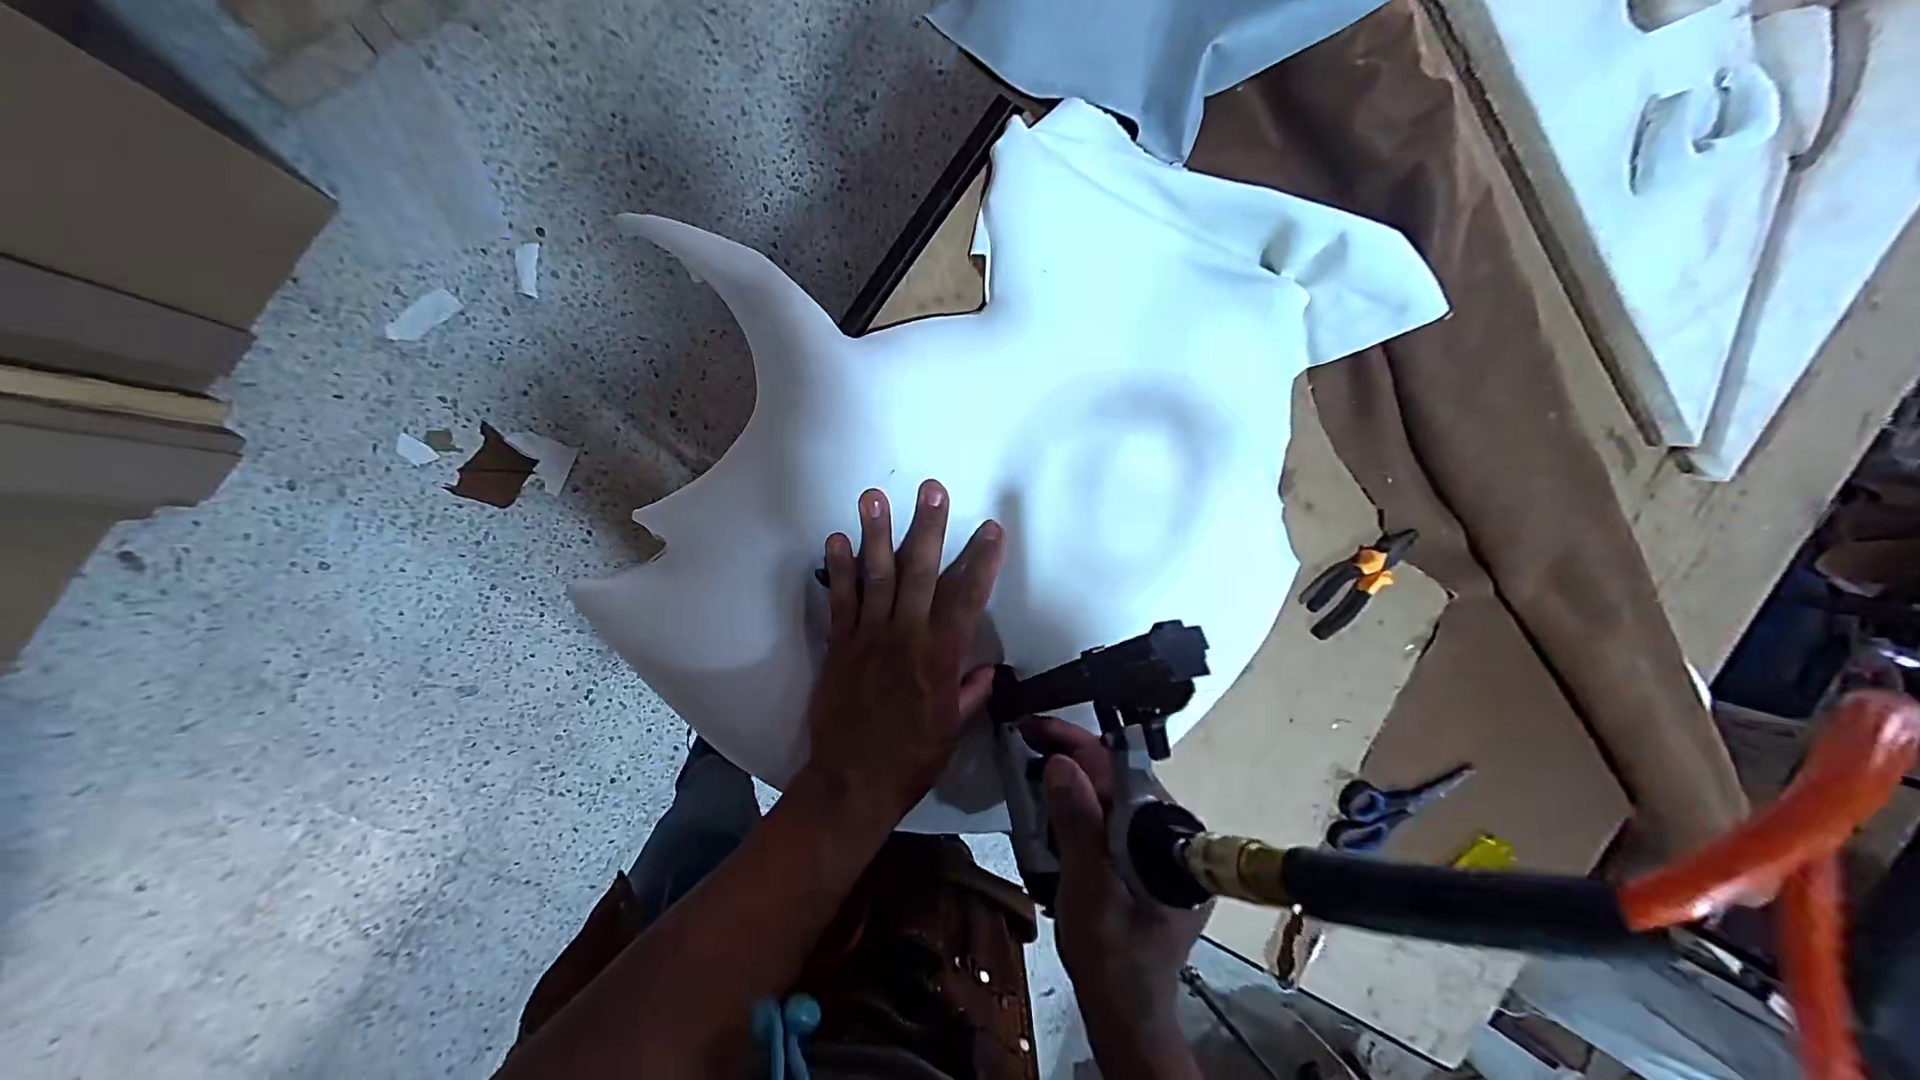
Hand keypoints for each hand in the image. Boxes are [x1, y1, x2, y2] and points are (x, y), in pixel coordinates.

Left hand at [802, 480, 1004, 822]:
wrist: (851, 782)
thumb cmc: (910, 759)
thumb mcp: (951, 729)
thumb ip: (968, 692)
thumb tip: (986, 669)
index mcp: (939, 657)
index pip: (966, 598)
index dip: (981, 561)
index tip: (991, 531)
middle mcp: (904, 637)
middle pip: (919, 573)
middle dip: (928, 528)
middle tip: (932, 490)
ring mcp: (867, 637)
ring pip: (875, 576)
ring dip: (876, 533)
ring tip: (874, 497)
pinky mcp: (839, 645)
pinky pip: (839, 600)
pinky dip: (837, 569)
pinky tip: (836, 539)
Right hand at [1023, 716, 1207, 1078]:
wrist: (1127, 1015)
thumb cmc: (1111, 960)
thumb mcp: (1088, 892)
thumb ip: (1078, 827)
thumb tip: (1062, 763)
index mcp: (1172, 836)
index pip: (1123, 770)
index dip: (1075, 743)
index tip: (1032, 728)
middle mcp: (1173, 830)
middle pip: (1116, 776)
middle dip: (1068, 758)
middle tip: (1022, 746)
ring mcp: (1160, 844)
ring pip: (1110, 792)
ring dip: (1069, 781)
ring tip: (1029, 770)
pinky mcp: (1145, 856)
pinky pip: (1108, 815)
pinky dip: (1076, 807)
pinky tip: (1050, 809)